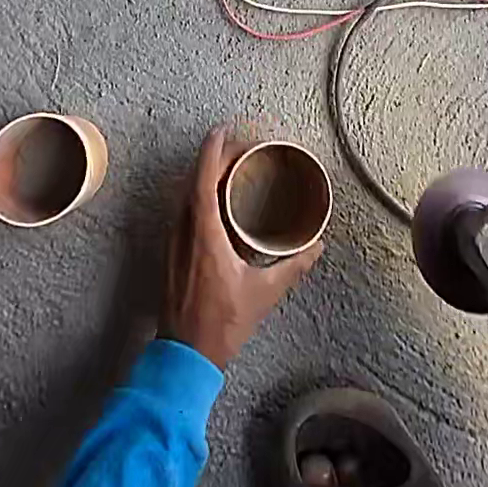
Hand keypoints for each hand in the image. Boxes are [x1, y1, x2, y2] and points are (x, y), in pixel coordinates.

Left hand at [160, 125, 321, 368]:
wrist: (185, 355)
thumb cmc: (221, 323)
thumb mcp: (263, 292)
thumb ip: (292, 267)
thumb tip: (315, 247)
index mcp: (204, 234)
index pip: (202, 180)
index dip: (211, 152)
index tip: (221, 131)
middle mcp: (184, 230)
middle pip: (194, 181)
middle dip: (213, 158)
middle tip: (236, 147)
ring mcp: (174, 241)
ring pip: (185, 195)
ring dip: (204, 176)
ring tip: (227, 166)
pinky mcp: (172, 252)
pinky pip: (183, 210)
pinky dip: (197, 195)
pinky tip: (213, 199)